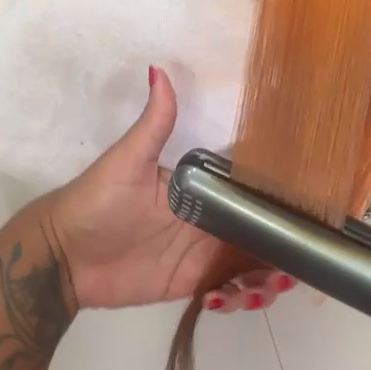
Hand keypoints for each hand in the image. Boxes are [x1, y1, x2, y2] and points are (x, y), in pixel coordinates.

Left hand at [37, 68, 293, 311]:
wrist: (64, 256)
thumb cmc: (97, 202)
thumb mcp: (127, 161)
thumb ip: (154, 123)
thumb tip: (160, 69)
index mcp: (198, 186)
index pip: (247, 189)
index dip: (278, 201)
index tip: (307, 212)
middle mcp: (207, 217)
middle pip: (259, 231)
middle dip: (282, 248)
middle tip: (292, 266)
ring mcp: (201, 253)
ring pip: (250, 264)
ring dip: (265, 279)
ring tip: (261, 290)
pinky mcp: (191, 283)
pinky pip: (228, 291)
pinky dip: (240, 298)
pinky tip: (229, 300)